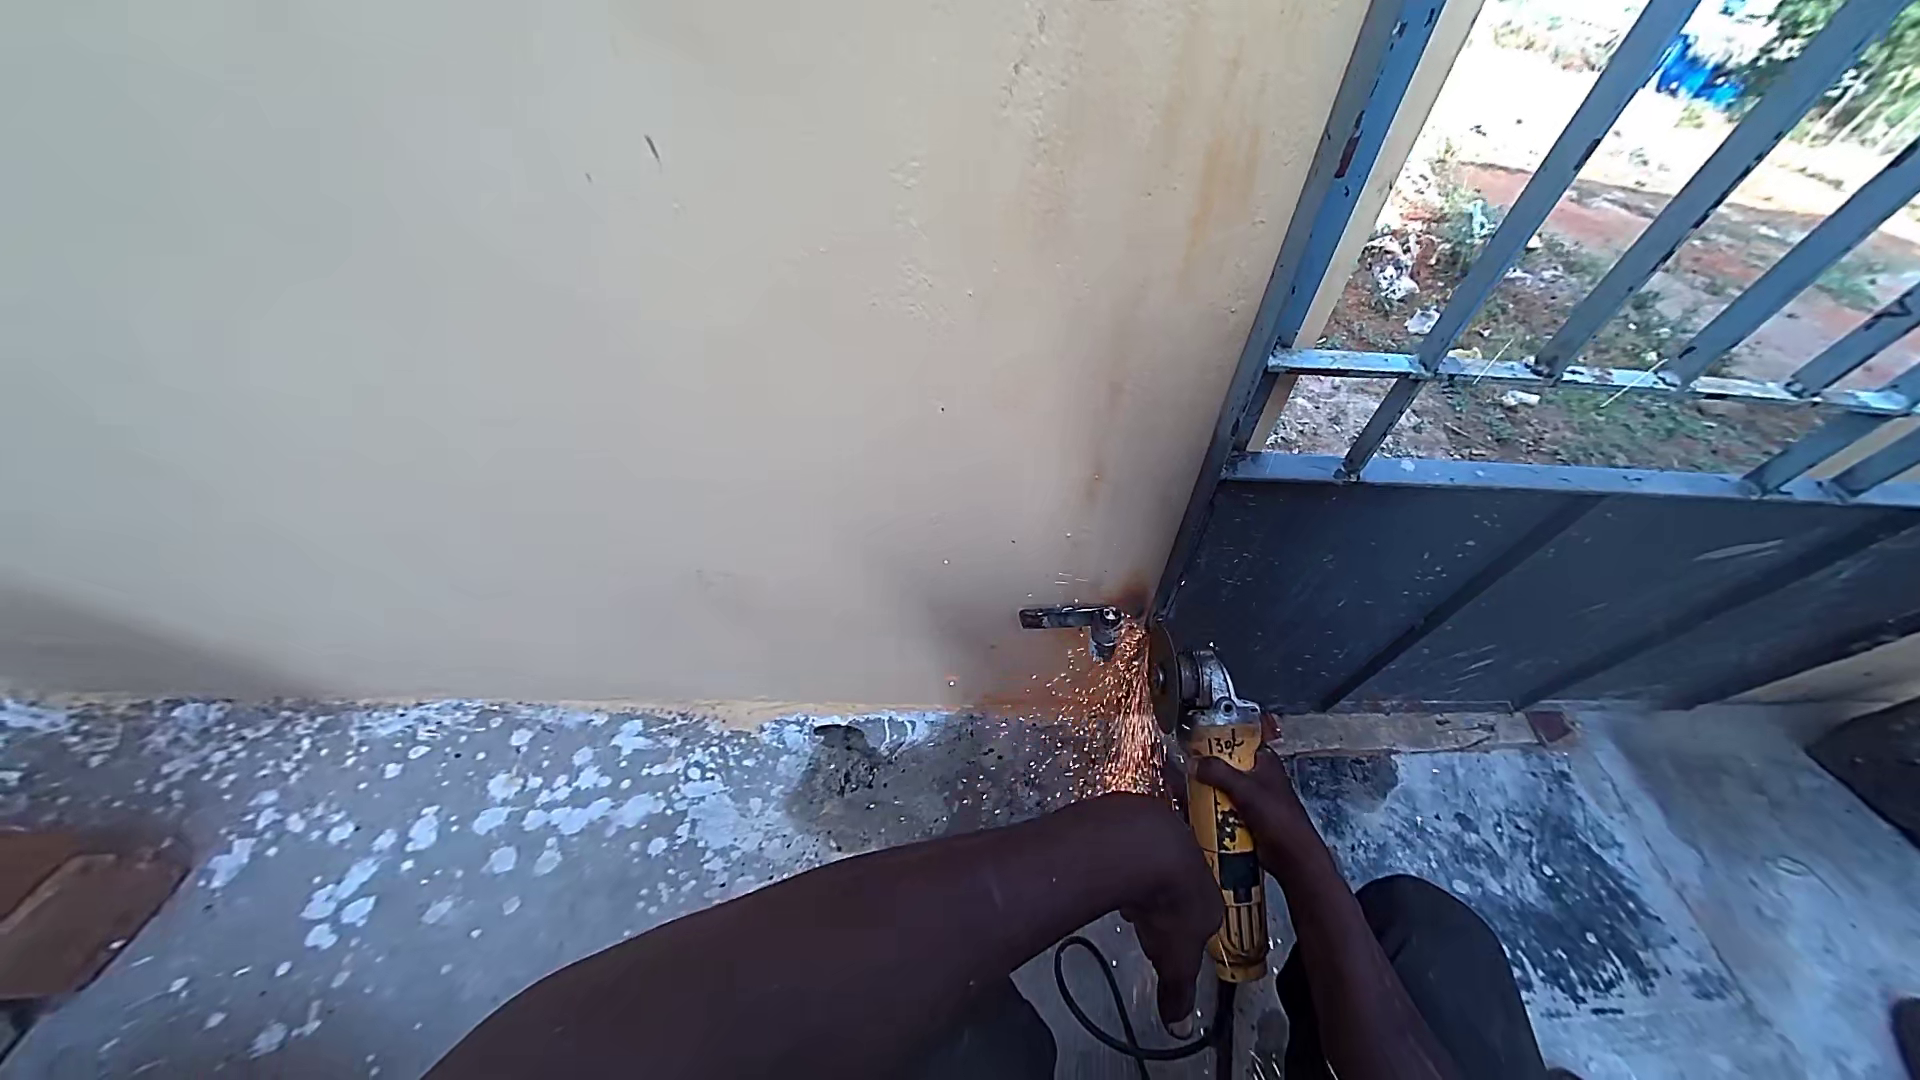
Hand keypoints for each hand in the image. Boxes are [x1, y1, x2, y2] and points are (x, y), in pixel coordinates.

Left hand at [1059, 794, 1222, 1030]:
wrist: (1143, 844)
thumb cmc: (1169, 905)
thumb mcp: (1175, 959)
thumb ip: (1178, 989)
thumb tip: (1176, 1022)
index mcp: (1208, 890)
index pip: (1200, 910)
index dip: (1181, 927)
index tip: (1160, 937)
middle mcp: (1189, 852)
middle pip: (1175, 876)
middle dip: (1157, 896)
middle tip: (1138, 913)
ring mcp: (1158, 825)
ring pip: (1150, 851)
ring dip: (1135, 870)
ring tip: (1119, 890)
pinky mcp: (1129, 809)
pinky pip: (1124, 832)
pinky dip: (1116, 848)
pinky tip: (1103, 862)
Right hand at [1193, 745, 1328, 883]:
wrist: (1292, 858)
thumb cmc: (1276, 817)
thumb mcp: (1244, 788)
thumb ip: (1217, 772)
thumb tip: (1192, 762)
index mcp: (1265, 760)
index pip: (1238, 739)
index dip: (1217, 738)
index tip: (1194, 740)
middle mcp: (1259, 774)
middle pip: (1226, 763)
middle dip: (1208, 767)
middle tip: (1187, 767)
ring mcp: (1254, 796)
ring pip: (1223, 785)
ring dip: (1208, 788)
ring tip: (1188, 788)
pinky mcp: (1248, 815)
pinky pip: (1224, 804)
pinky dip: (1213, 806)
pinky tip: (1198, 807)